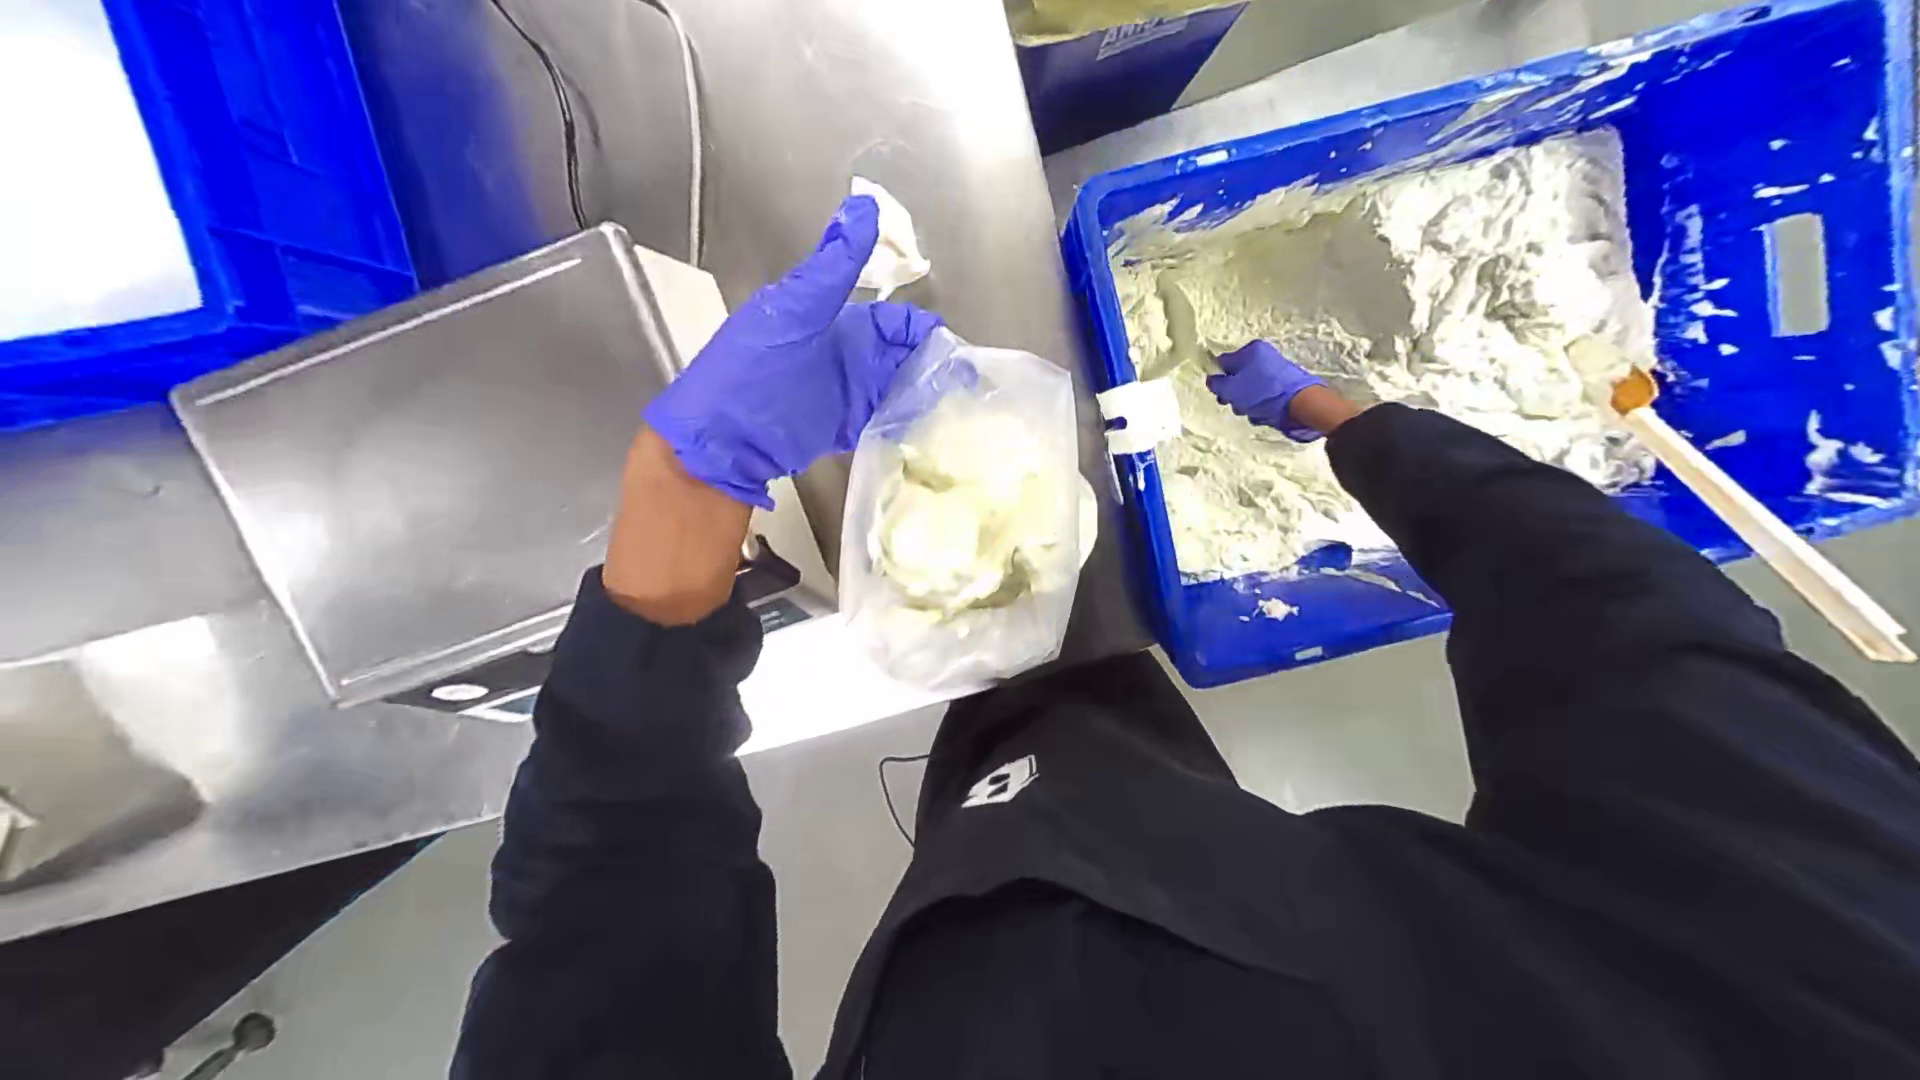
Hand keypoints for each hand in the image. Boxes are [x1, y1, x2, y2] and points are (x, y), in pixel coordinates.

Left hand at [643, 195, 943, 507]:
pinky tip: (928, 428)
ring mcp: (847, 395)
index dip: (924, 331)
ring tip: (958, 410)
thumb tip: (864, 208)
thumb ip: (832, 268)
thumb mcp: (794, 311)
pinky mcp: (845, 428)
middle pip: (904, 357)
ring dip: (924, 396)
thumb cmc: (752, 372)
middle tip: (965, 387)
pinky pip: (885, 419)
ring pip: (899, 389)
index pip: (895, 321)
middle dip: (933, 368)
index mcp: (836, 321)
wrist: (723, 440)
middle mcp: (847, 356)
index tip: (955, 350)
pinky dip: (906, 421)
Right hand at [1206, 341, 1341, 442]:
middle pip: (1236, 378)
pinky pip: (1262, 397)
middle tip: (1234, 403)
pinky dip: (1259, 407)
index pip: (1223, 362)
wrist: (1299, 404)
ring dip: (1245, 403)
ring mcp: (1274, 373)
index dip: (1218, 378)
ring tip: (1251, 409)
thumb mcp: (1230, 388)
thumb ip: (1216, 384)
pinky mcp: (1281, 388)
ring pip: (1248, 391)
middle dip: (1233, 394)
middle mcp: (1263, 358)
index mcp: (1251, 351)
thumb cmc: (1260, 392)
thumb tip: (1212, 380)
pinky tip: (1263, 413)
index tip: (1219, 392)